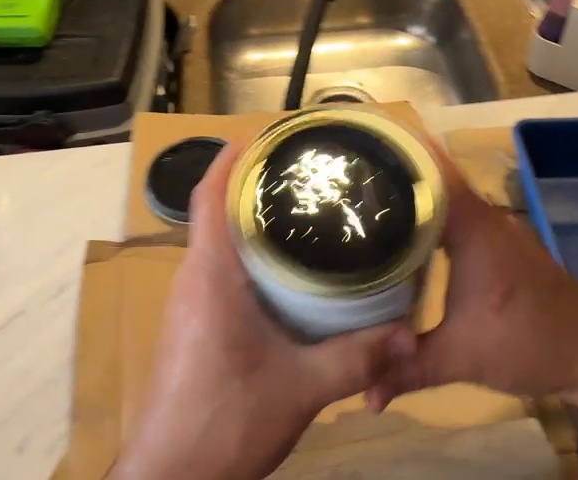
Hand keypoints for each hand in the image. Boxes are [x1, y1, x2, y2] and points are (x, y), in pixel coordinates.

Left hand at [111, 141, 416, 479]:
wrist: (170, 479)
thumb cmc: (224, 419)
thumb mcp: (300, 389)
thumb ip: (355, 358)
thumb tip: (408, 332)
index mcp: (211, 273)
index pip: (211, 194)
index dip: (232, 157)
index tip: (268, 133)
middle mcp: (194, 277)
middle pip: (218, 211)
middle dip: (257, 185)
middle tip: (309, 172)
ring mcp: (190, 302)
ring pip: (221, 243)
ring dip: (255, 223)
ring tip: (308, 212)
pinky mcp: (195, 325)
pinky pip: (222, 271)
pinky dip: (252, 257)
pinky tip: (291, 274)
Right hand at [366, 152, 577, 410]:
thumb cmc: (532, 342)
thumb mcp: (464, 358)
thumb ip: (410, 369)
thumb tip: (362, 394)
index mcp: (471, 226)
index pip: (428, 171)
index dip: (393, 153)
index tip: (353, 143)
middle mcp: (480, 215)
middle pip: (428, 178)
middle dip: (388, 172)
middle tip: (338, 174)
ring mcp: (490, 228)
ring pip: (440, 196)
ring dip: (407, 193)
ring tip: (355, 195)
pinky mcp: (494, 243)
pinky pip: (450, 214)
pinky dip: (424, 214)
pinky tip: (396, 230)